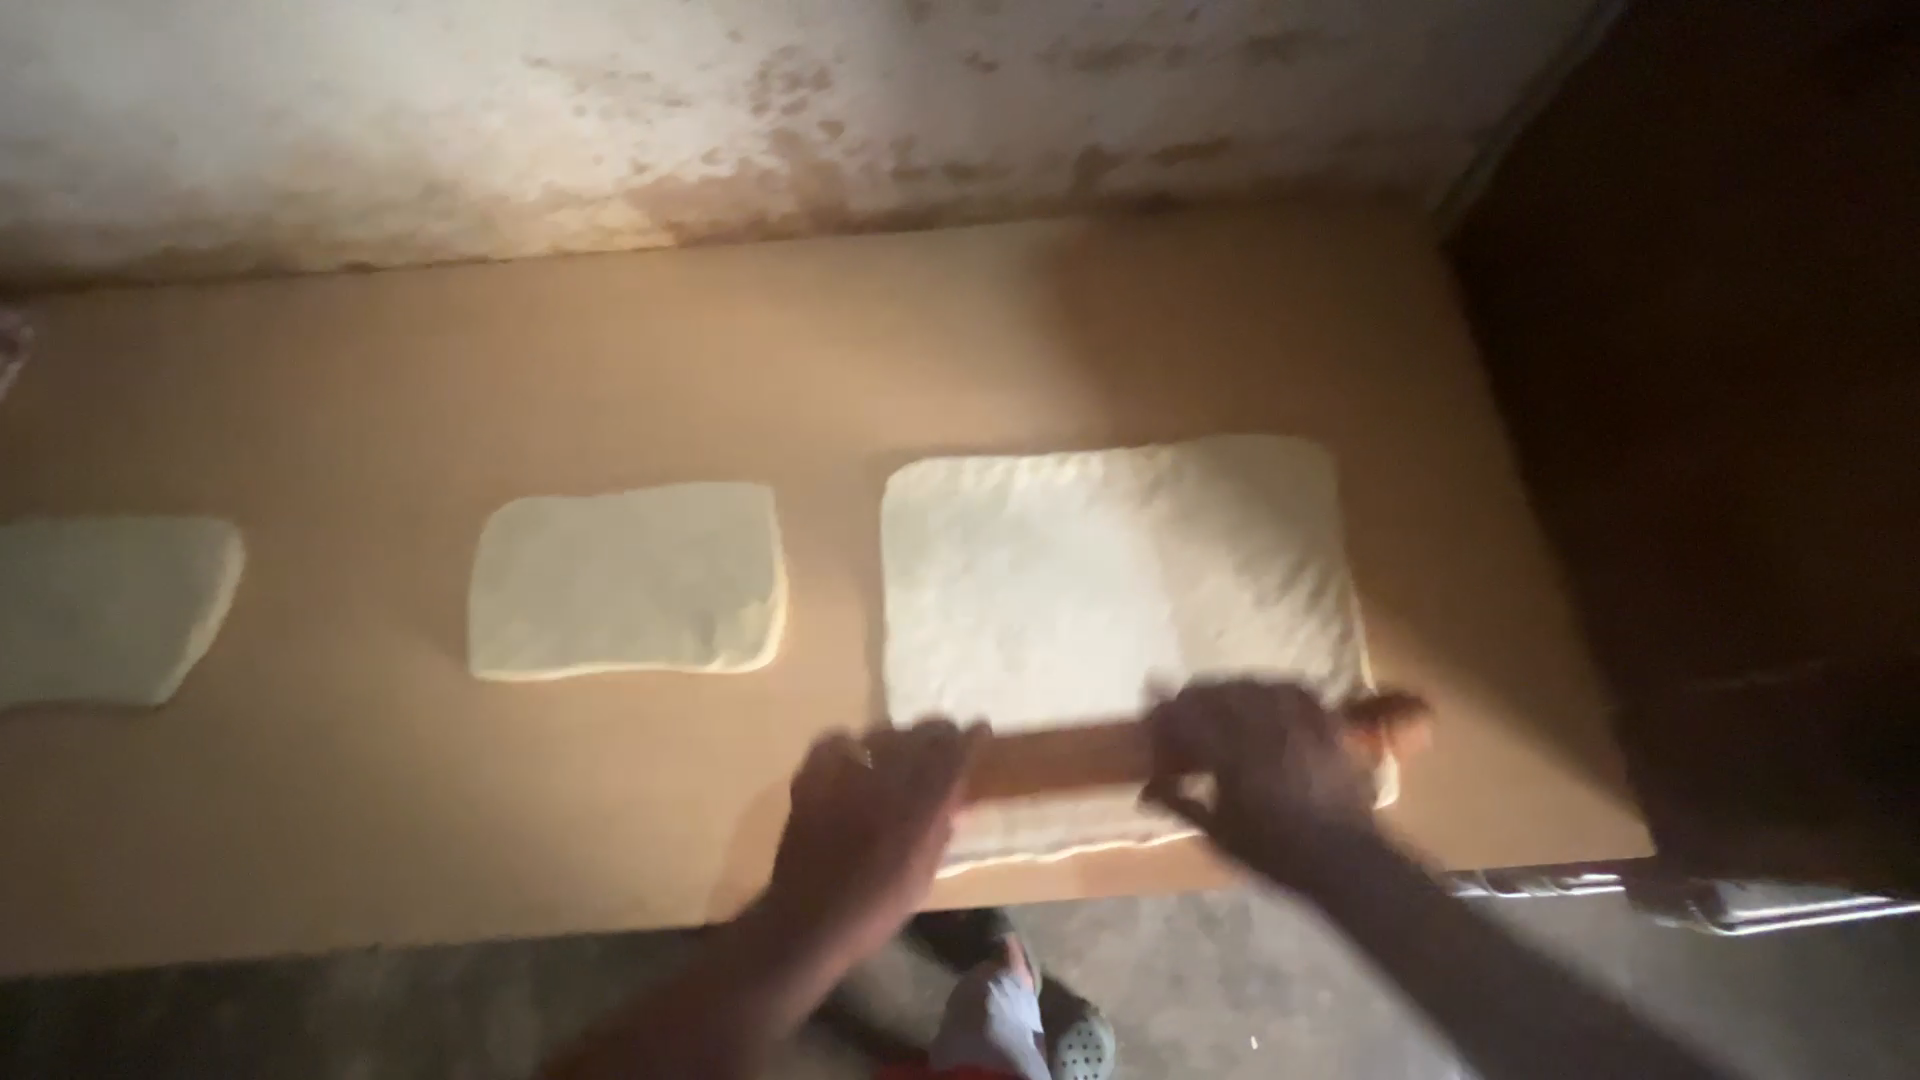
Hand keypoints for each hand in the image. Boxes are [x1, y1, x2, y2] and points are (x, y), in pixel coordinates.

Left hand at [761, 718, 986, 964]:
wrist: (807, 922)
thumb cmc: (873, 909)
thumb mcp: (921, 877)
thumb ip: (939, 834)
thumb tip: (955, 805)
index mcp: (920, 811)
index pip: (954, 757)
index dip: (970, 738)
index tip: (979, 728)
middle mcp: (888, 783)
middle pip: (922, 735)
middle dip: (940, 732)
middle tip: (945, 737)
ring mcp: (848, 776)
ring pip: (883, 733)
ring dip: (900, 737)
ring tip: (902, 748)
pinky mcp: (813, 777)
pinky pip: (837, 741)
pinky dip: (850, 744)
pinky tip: (855, 757)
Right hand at [1142, 678, 1427, 894]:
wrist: (1347, 864)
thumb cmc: (1277, 854)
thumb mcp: (1220, 836)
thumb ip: (1181, 804)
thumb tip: (1145, 790)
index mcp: (1235, 760)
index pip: (1190, 719)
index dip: (1167, 707)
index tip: (1152, 698)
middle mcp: (1266, 734)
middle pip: (1221, 694)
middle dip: (1195, 693)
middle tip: (1181, 701)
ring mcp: (1300, 726)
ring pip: (1256, 687)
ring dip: (1230, 686)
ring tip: (1220, 694)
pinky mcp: (1327, 726)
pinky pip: (1298, 690)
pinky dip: (1274, 686)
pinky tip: (1266, 692)